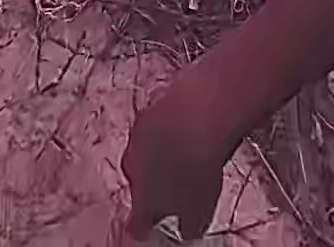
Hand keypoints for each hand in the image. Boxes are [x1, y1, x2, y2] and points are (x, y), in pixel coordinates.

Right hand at [121, 78, 232, 241]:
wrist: (199, 117)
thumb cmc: (198, 167)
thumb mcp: (200, 211)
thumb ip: (188, 224)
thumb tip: (188, 226)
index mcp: (141, 200)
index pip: (138, 222)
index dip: (145, 225)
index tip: (150, 225)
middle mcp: (132, 166)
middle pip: (139, 179)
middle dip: (152, 181)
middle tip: (174, 181)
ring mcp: (138, 134)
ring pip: (144, 149)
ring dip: (158, 151)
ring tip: (182, 151)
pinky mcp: (149, 107)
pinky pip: (154, 123)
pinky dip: (164, 126)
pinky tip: (184, 127)